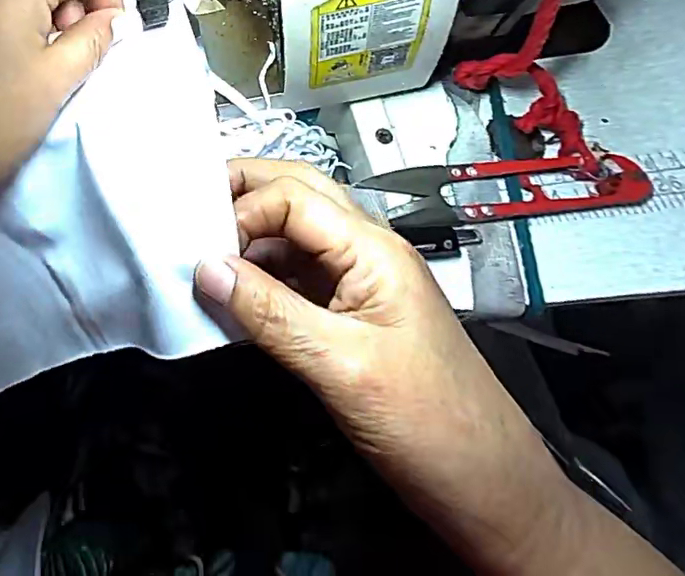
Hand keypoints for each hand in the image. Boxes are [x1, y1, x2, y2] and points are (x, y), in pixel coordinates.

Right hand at [194, 160, 582, 571]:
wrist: (492, 494)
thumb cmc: (437, 430)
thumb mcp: (342, 367)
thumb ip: (269, 312)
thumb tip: (206, 268)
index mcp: (373, 250)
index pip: (292, 196)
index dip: (243, 212)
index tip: (206, 250)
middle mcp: (364, 251)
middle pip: (296, 191)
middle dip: (243, 190)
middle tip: (191, 205)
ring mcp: (355, 279)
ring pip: (291, 229)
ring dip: (247, 230)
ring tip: (202, 244)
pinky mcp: (345, 309)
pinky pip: (291, 269)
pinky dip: (257, 269)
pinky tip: (231, 286)